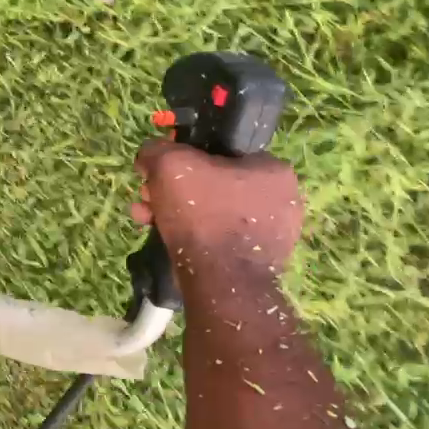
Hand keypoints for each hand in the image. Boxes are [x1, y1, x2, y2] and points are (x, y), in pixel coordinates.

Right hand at [132, 138, 304, 285]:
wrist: (222, 280)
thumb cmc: (202, 213)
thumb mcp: (169, 164)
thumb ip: (156, 148)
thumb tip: (151, 155)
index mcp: (272, 168)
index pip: (216, 151)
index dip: (179, 158)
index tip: (156, 173)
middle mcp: (280, 196)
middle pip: (207, 180)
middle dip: (169, 188)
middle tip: (147, 198)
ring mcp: (272, 229)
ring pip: (207, 208)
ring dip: (171, 210)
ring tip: (147, 219)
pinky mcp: (258, 255)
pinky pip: (216, 233)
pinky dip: (189, 232)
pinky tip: (166, 236)